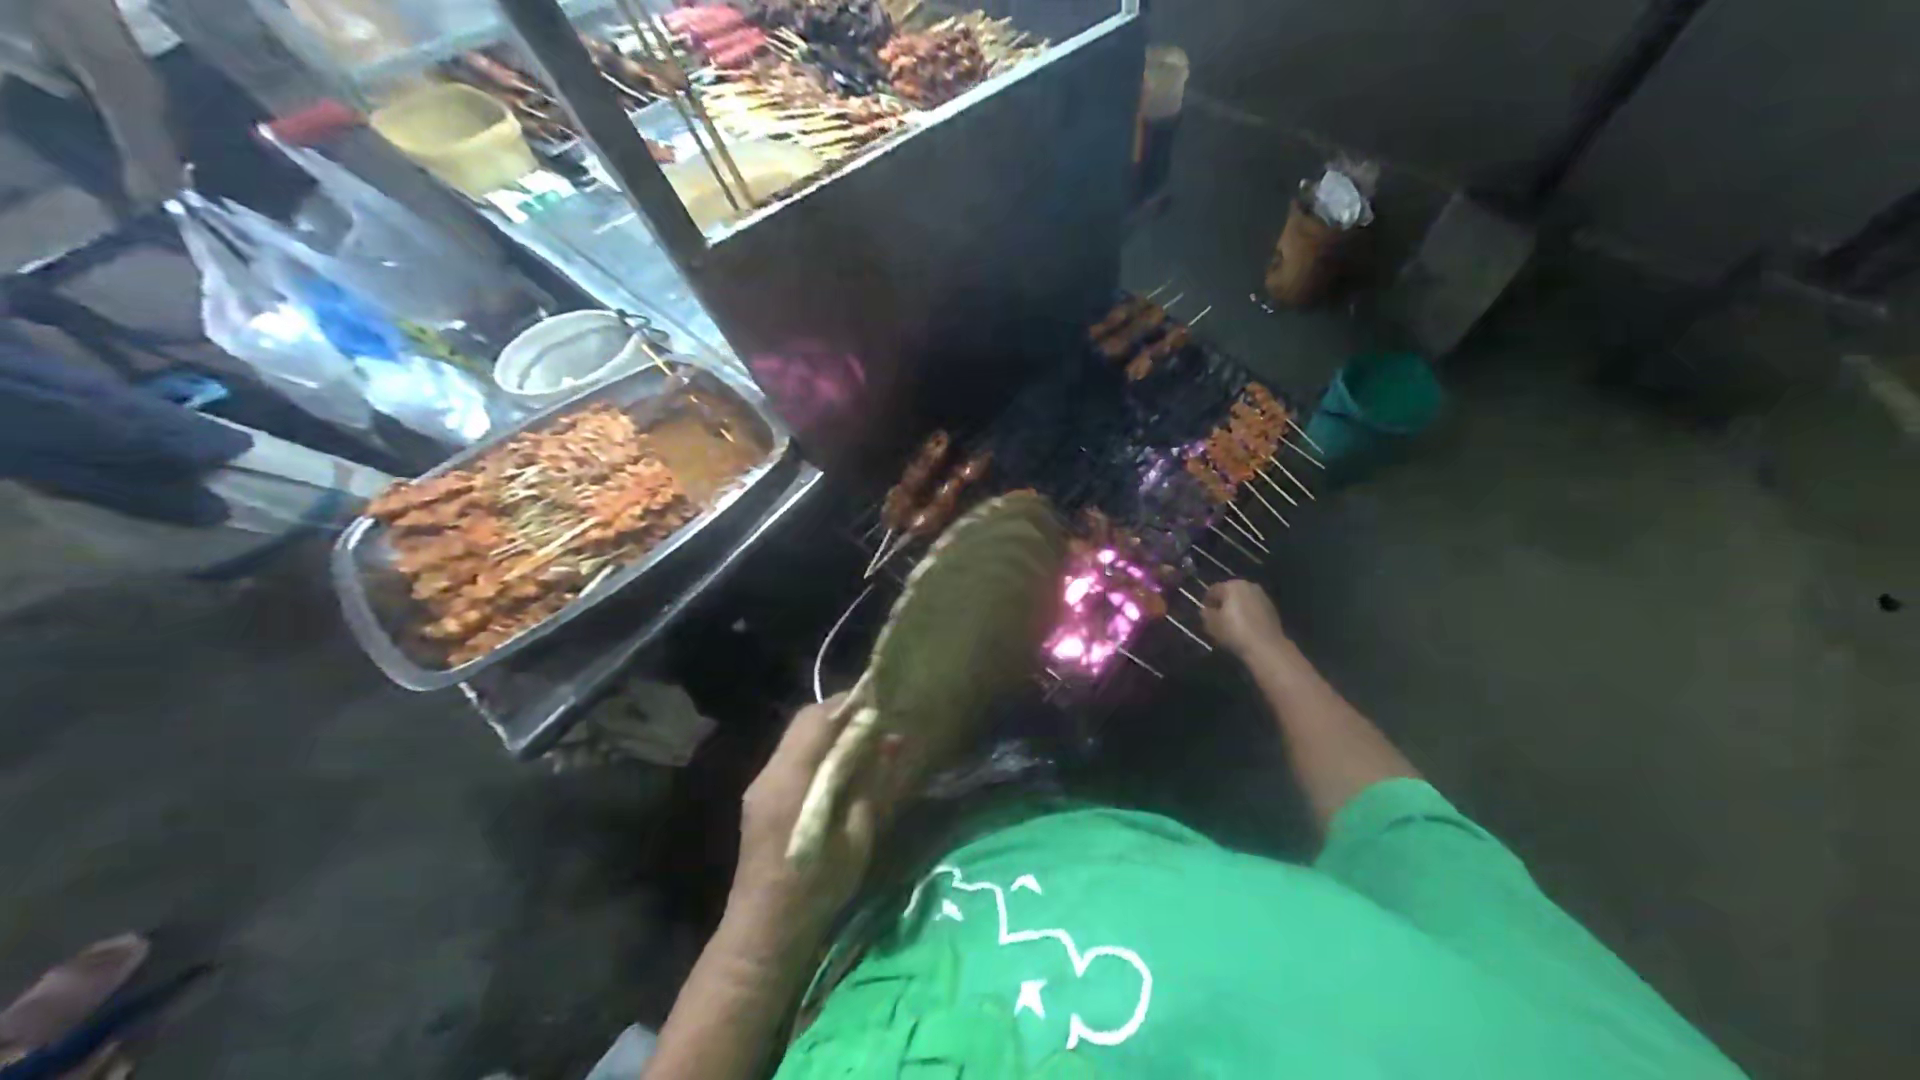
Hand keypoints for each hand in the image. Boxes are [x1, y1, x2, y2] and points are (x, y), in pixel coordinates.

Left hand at [727, 695, 902, 966]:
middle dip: (841, 714)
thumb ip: (870, 783)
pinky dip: (818, 752)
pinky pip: (792, 758)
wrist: (765, 931)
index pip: (817, 720)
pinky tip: (842, 768)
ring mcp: (761, 785)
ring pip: (797, 738)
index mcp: (791, 780)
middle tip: (877, 722)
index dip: (849, 705)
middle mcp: (770, 773)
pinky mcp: (762, 798)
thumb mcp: (855, 836)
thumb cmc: (816, 887)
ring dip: (830, 732)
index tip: (881, 703)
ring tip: (865, 742)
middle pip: (804, 723)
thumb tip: (890, 742)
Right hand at [1202, 579, 1288, 657]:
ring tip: (1232, 623)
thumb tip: (1207, 610)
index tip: (1205, 614)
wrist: (1266, 646)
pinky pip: (1254, 607)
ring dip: (1237, 607)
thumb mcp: (1211, 624)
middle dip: (1223, 603)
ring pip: (1243, 599)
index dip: (1207, 602)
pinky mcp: (1272, 607)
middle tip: (1218, 618)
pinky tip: (1246, 626)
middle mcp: (1248, 585)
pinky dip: (1248, 613)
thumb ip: (1205, 614)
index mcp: (1231, 585)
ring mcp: (1262, 595)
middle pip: (1229, 592)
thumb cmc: (1234, 632)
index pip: (1213, 590)